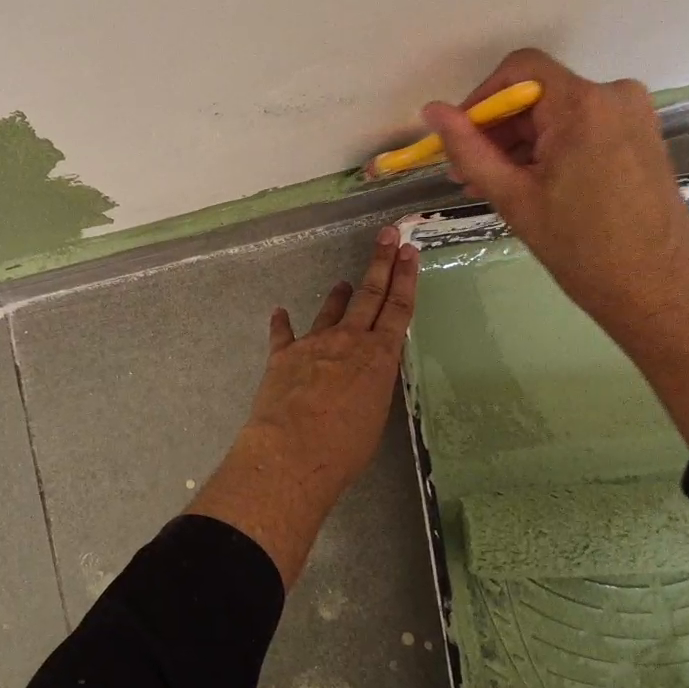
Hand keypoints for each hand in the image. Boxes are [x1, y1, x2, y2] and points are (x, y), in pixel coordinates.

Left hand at [185, 226, 418, 585]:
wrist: (290, 452)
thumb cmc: (344, 448)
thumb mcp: (374, 417)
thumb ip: (371, 388)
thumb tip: (362, 380)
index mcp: (378, 357)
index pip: (398, 310)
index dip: (405, 279)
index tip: (409, 252)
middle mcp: (348, 341)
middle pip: (369, 295)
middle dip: (381, 263)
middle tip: (388, 235)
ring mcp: (313, 344)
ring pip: (329, 310)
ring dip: (337, 296)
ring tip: (341, 282)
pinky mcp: (282, 355)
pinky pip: (283, 333)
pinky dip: (282, 322)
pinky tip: (280, 312)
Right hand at [421, 49, 688, 446]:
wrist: (657, 289)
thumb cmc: (581, 247)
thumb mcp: (513, 196)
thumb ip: (468, 149)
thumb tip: (431, 111)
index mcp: (583, 104)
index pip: (519, 69)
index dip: (480, 99)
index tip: (459, 139)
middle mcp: (615, 95)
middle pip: (538, 94)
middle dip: (498, 130)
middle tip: (469, 175)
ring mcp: (634, 115)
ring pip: (558, 115)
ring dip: (522, 145)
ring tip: (495, 189)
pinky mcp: (641, 137)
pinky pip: (583, 129)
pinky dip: (552, 150)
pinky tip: (532, 188)